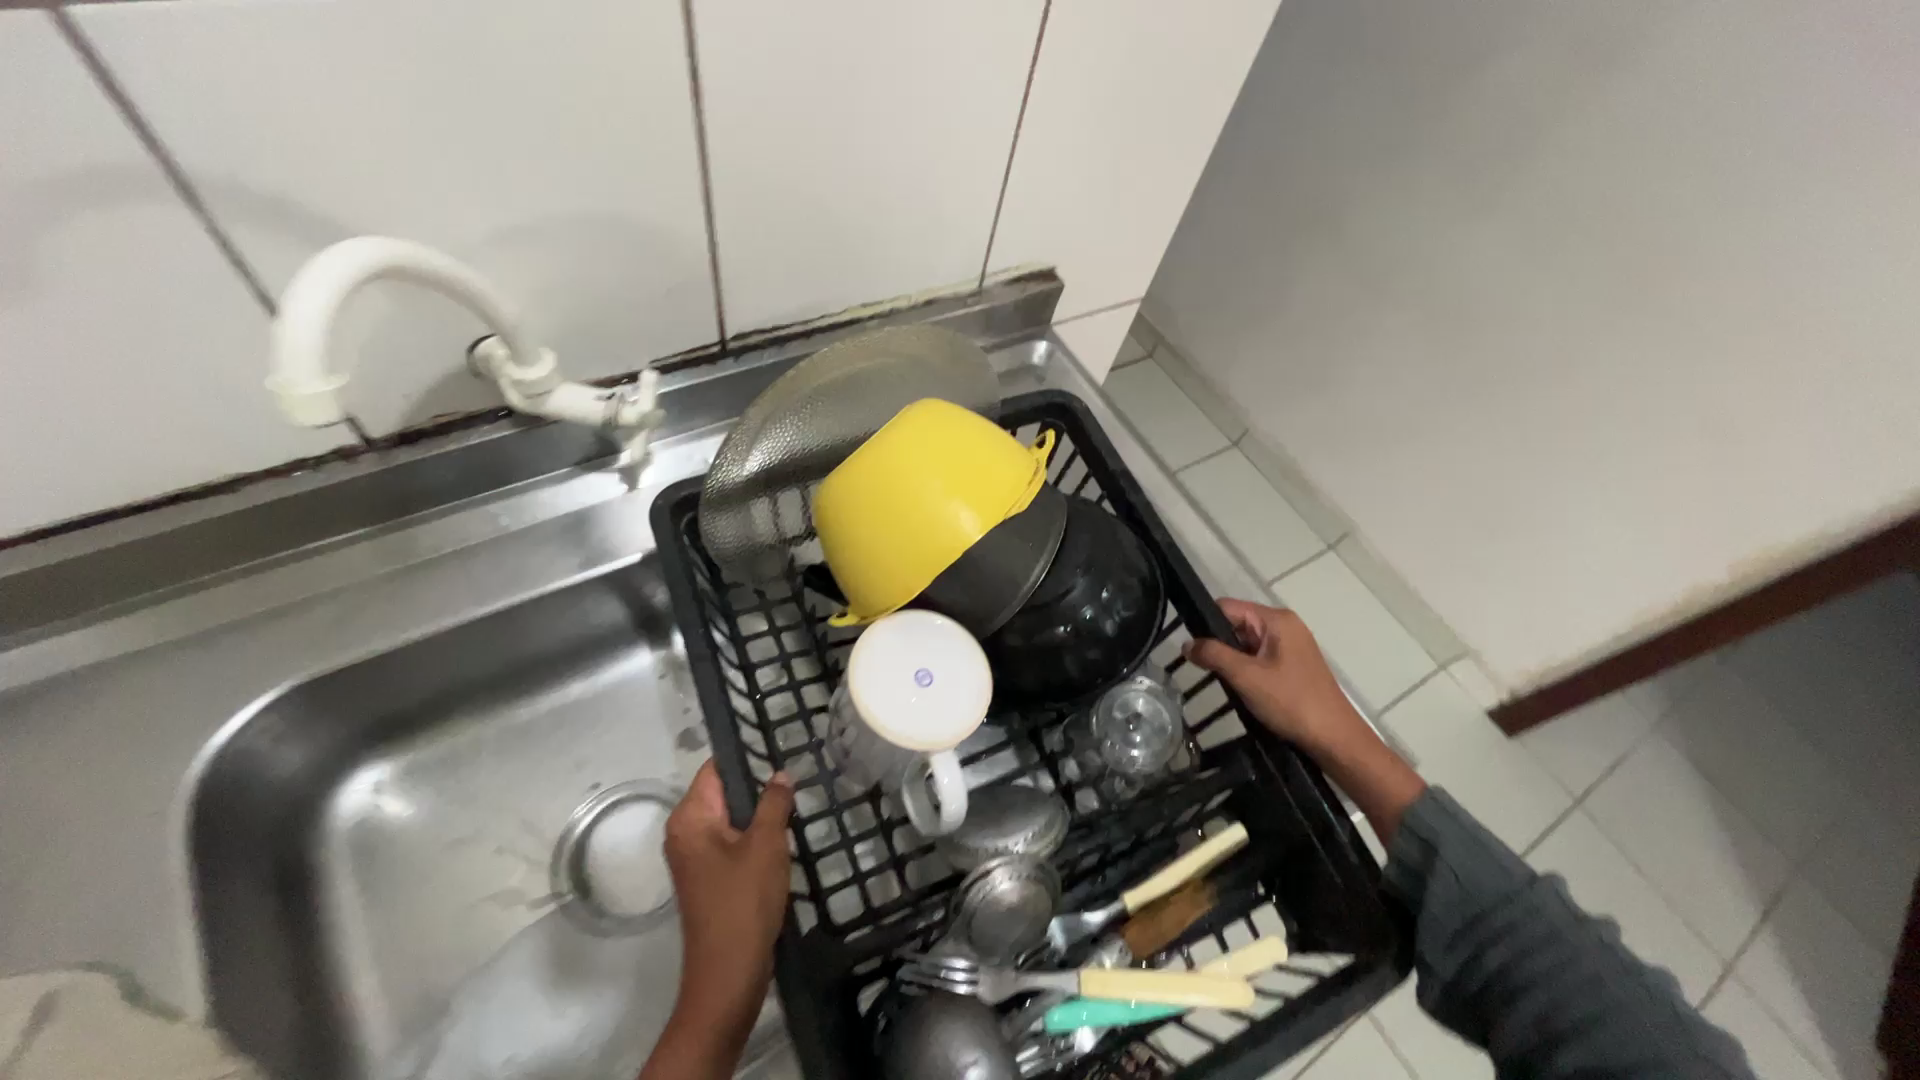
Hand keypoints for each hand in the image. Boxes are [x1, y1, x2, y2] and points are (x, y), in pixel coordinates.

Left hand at [663, 762, 794, 1028]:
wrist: (729, 972)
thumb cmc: (744, 901)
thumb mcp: (766, 845)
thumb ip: (774, 803)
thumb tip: (780, 774)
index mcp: (689, 818)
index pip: (715, 769)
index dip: (746, 755)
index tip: (779, 744)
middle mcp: (684, 832)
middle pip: (722, 792)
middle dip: (757, 785)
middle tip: (796, 772)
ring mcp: (695, 857)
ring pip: (730, 819)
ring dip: (759, 813)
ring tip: (795, 799)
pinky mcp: (709, 878)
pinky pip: (732, 842)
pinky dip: (754, 836)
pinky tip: (783, 836)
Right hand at [1182, 598, 1364, 752]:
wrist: (1333, 737)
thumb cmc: (1290, 701)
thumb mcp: (1245, 676)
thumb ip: (1213, 655)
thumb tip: (1186, 644)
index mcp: (1276, 620)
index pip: (1227, 607)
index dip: (1205, 624)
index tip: (1190, 648)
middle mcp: (1285, 625)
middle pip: (1237, 623)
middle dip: (1218, 644)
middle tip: (1202, 669)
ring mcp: (1291, 645)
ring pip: (1246, 642)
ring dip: (1231, 659)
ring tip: (1220, 680)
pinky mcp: (1292, 663)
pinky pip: (1259, 656)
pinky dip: (1245, 668)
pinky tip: (1240, 687)